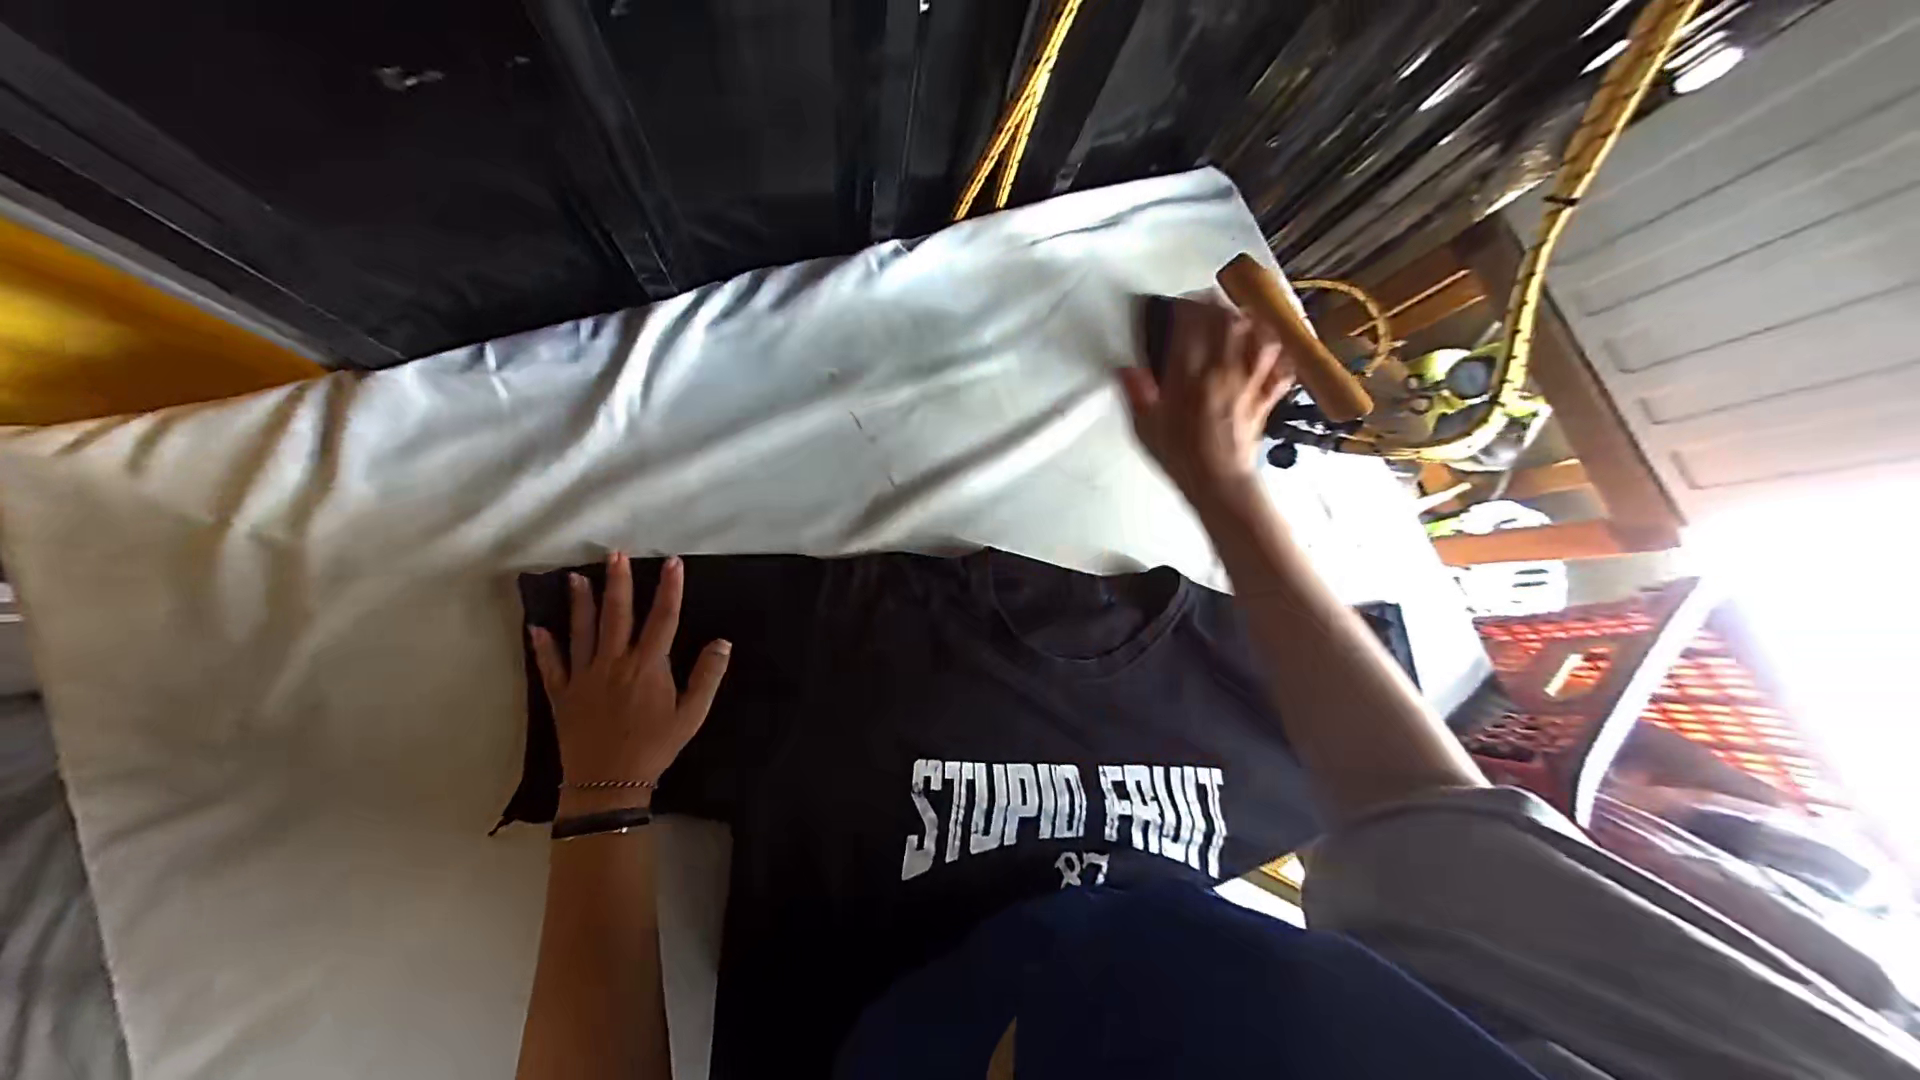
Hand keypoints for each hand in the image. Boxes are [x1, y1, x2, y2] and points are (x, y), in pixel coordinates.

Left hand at [528, 553, 730, 815]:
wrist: (609, 783)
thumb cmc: (655, 746)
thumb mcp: (692, 714)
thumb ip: (708, 676)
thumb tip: (721, 641)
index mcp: (648, 666)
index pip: (663, 618)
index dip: (670, 588)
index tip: (673, 562)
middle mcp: (614, 663)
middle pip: (617, 615)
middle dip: (619, 582)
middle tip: (615, 554)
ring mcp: (584, 677)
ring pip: (582, 631)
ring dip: (580, 603)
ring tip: (577, 577)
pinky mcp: (562, 695)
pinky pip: (550, 666)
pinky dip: (543, 646)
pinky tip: (536, 627)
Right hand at [1118, 296, 1293, 503]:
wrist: (1217, 482)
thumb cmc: (1183, 459)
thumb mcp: (1145, 427)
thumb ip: (1136, 393)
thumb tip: (1126, 371)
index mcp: (1190, 378)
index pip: (1191, 327)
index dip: (1186, 307)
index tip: (1180, 302)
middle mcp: (1222, 375)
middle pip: (1228, 323)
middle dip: (1218, 304)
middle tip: (1209, 300)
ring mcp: (1247, 385)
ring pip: (1257, 339)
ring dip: (1251, 321)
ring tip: (1241, 314)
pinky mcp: (1263, 399)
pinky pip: (1279, 370)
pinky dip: (1278, 355)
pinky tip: (1274, 347)